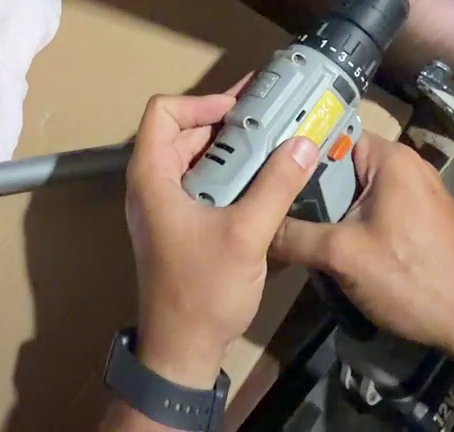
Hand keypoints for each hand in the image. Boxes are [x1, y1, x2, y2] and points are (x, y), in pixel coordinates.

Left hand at [123, 89, 320, 387]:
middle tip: (263, 112)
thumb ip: (275, 186)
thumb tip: (302, 143)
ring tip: (267, 135)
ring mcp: (162, 204)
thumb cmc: (203, 289)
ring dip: (225, 143)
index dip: (199, 101)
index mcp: (151, 176)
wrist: (182, 350)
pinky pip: (198, 179)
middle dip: (220, 117)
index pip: (161, 112)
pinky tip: (259, 173)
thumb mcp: (246, 234)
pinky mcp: (177, 222)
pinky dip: (224, 168)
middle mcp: (150, 183)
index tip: (237, 108)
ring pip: (190, 156)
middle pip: (178, 130)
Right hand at [269, 132, 453, 351]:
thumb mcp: (343, 256)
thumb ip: (295, 236)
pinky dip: (351, 218)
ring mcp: (417, 191)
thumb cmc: (412, 277)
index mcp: (389, 156)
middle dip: (309, 183)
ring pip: (356, 187)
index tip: (264, 163)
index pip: (330, 134)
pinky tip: (330, 240)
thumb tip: (256, 229)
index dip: (295, 149)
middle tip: (273, 198)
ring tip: (292, 219)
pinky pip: (374, 205)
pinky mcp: (421, 217)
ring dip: (329, 205)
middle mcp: (405, 164)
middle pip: (341, 162)